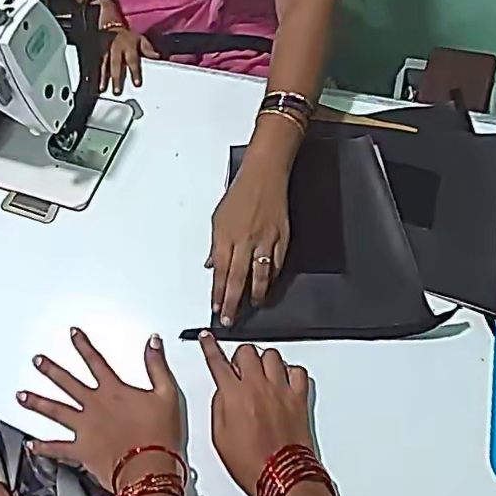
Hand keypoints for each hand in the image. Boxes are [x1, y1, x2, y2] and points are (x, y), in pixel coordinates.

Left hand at [18, 328, 184, 488]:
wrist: (148, 469)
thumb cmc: (159, 435)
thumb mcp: (166, 394)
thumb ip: (157, 366)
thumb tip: (152, 343)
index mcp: (113, 391)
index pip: (94, 361)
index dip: (83, 346)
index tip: (72, 334)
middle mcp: (94, 406)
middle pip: (67, 383)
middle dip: (50, 370)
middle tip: (37, 361)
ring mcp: (84, 428)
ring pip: (55, 411)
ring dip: (37, 402)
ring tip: (21, 396)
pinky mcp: (81, 451)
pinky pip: (58, 449)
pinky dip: (43, 448)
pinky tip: (32, 445)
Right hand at [99, 29, 160, 94]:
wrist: (113, 27)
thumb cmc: (130, 38)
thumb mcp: (141, 40)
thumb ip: (148, 50)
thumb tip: (157, 57)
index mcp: (128, 46)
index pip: (132, 60)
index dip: (134, 72)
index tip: (137, 84)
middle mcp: (116, 49)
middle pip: (115, 64)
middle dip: (116, 77)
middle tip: (117, 91)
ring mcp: (106, 51)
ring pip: (104, 65)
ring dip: (103, 77)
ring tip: (102, 89)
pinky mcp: (99, 54)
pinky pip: (98, 65)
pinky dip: (97, 75)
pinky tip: (97, 85)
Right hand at [197, 332, 320, 495]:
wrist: (282, 479)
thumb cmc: (251, 463)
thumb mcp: (219, 436)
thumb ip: (218, 406)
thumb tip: (223, 391)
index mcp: (234, 394)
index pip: (217, 360)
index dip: (209, 346)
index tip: (207, 337)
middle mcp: (257, 386)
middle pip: (247, 351)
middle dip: (240, 356)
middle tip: (239, 368)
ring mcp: (280, 390)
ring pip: (272, 355)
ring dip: (264, 361)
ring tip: (262, 373)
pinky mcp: (298, 398)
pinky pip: (297, 371)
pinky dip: (290, 372)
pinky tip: (283, 381)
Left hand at [206, 158, 290, 326]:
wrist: (264, 176)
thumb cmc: (240, 194)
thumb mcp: (218, 218)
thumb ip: (216, 245)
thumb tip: (212, 264)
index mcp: (226, 236)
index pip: (220, 272)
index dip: (218, 293)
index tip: (216, 307)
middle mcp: (244, 240)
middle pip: (237, 278)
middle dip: (233, 302)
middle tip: (230, 318)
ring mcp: (265, 240)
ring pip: (260, 275)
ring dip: (254, 294)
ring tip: (251, 306)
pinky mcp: (282, 238)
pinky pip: (276, 264)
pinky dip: (272, 278)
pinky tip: (268, 287)